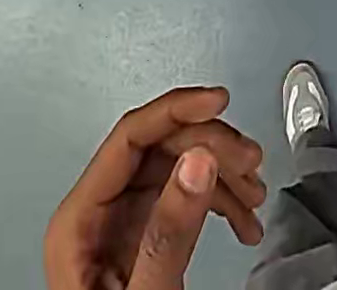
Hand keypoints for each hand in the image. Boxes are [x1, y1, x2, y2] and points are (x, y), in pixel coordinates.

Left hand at [45, 86, 266, 289]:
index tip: (219, 102)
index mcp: (80, 219)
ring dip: (222, 172)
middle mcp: (98, 209)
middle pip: (159, 147)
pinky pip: (183, 194)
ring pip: (177, 165)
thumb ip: (168, 234)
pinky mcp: (142, 233)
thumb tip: (198, 158)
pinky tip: (245, 219)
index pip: (130, 137)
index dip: (176, 109)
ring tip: (256, 193)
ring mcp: (120, 220)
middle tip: (252, 162)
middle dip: (211, 146)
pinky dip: (219, 199)